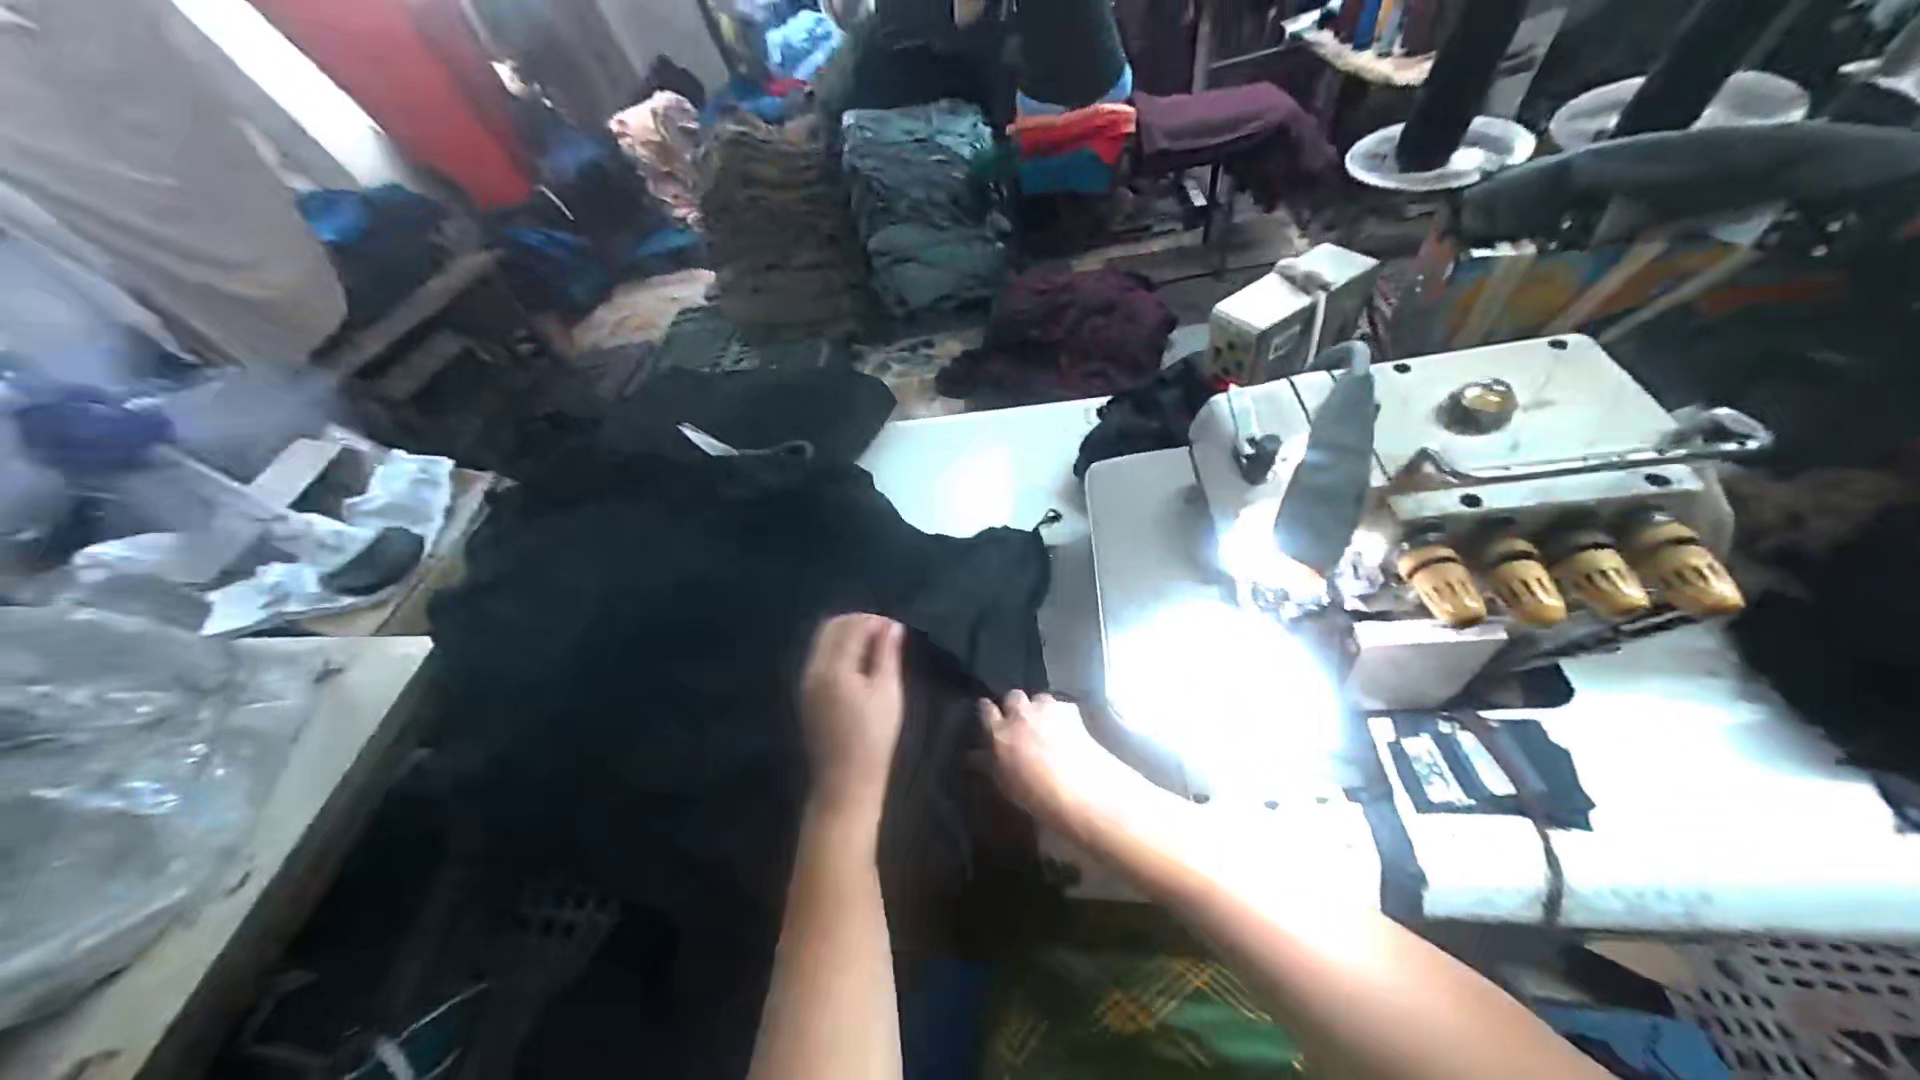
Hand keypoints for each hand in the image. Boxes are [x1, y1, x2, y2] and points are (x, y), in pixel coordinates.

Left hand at [800, 614, 905, 815]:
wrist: (844, 781)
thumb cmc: (873, 738)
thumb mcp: (888, 692)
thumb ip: (887, 654)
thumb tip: (892, 627)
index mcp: (833, 668)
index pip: (851, 626)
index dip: (874, 621)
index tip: (896, 630)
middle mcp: (813, 669)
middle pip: (832, 627)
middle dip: (859, 623)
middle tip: (886, 635)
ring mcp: (806, 682)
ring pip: (824, 641)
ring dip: (848, 635)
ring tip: (876, 649)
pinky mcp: (807, 693)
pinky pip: (820, 657)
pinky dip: (839, 650)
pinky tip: (860, 665)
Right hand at [979, 690, 1149, 840]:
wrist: (1080, 789)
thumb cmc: (1035, 795)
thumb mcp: (1005, 783)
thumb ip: (989, 763)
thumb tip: (975, 755)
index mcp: (999, 732)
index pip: (985, 709)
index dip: (987, 709)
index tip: (988, 713)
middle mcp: (1021, 714)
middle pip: (1012, 696)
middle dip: (1014, 704)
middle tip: (1019, 721)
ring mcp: (1047, 709)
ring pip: (1038, 697)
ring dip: (1038, 707)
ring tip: (1044, 723)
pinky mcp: (1071, 711)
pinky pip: (1061, 706)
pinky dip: (1061, 714)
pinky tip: (1067, 728)